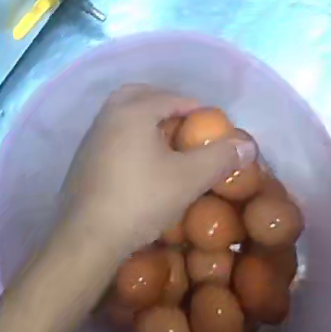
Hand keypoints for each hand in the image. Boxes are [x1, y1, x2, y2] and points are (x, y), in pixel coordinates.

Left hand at [58, 85, 254, 259]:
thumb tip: (246, 145)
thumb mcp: (189, 179)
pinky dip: (131, 136)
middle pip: (141, 95)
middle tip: (189, 124)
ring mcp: (92, 135)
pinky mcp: (84, 157)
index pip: (171, 97)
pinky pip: (113, 133)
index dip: (197, 108)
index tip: (215, 126)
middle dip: (166, 104)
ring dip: (146, 119)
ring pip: (123, 114)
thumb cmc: (141, 200)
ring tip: (170, 143)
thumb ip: (219, 158)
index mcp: (132, 110)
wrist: (88, 235)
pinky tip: (145, 162)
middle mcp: (108, 114)